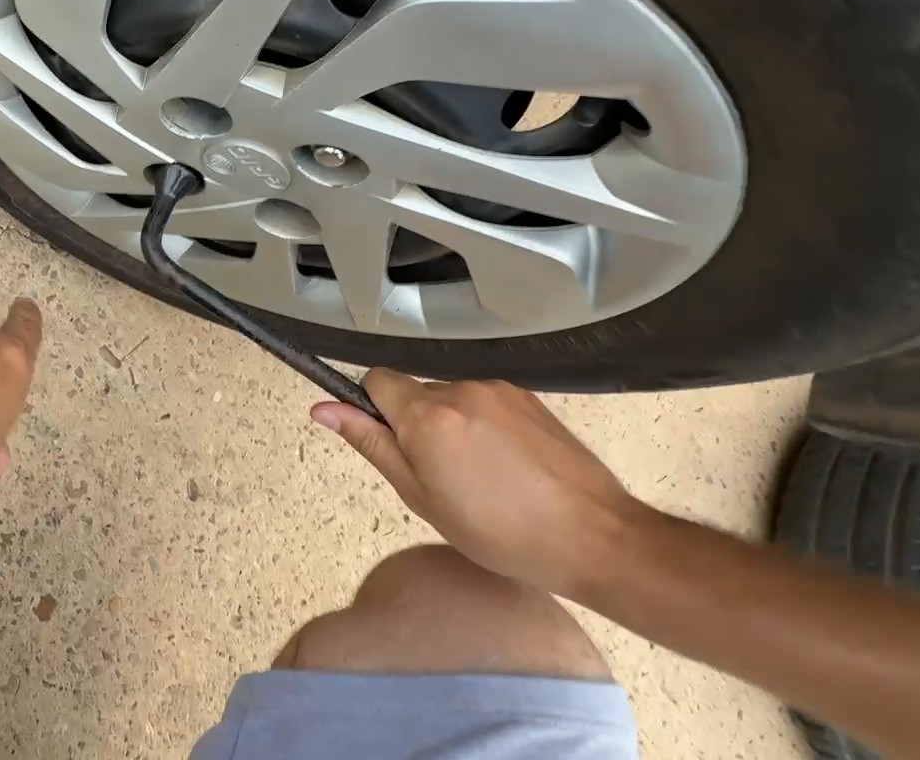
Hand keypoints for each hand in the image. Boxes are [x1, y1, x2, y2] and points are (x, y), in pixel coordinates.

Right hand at [312, 368, 649, 595]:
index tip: (395, 447)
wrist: (598, 539)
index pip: (376, 380)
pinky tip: (507, 465)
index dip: (374, 410)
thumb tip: (321, 408)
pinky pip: (483, 401)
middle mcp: (459, 389)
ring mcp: (499, 390)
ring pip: (449, 398)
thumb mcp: (419, 496)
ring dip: (450, 424)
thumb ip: (370, 443)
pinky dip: (482, 424)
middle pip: (413, 391)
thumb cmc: (497, 531)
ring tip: (481, 475)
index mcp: (426, 414)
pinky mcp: (530, 398)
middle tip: (441, 475)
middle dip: (415, 423)